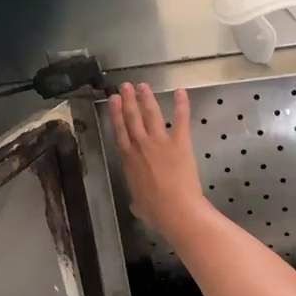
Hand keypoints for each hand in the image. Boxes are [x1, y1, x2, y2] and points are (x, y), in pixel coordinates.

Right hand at [107, 83, 209, 236]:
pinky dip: (182, 105)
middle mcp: (141, 146)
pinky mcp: (180, 142)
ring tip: (143, 85)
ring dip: (147, 98)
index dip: (116, 114)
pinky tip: (181, 92)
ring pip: (151, 114)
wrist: (175, 208)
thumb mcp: (138, 204)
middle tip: (125, 86)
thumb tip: (137, 204)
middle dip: (128, 100)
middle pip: (132, 118)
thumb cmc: (155, 210)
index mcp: (128, 159)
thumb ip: (137, 198)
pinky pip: (180, 119)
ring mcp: (160, 142)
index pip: (119, 131)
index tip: (113, 100)